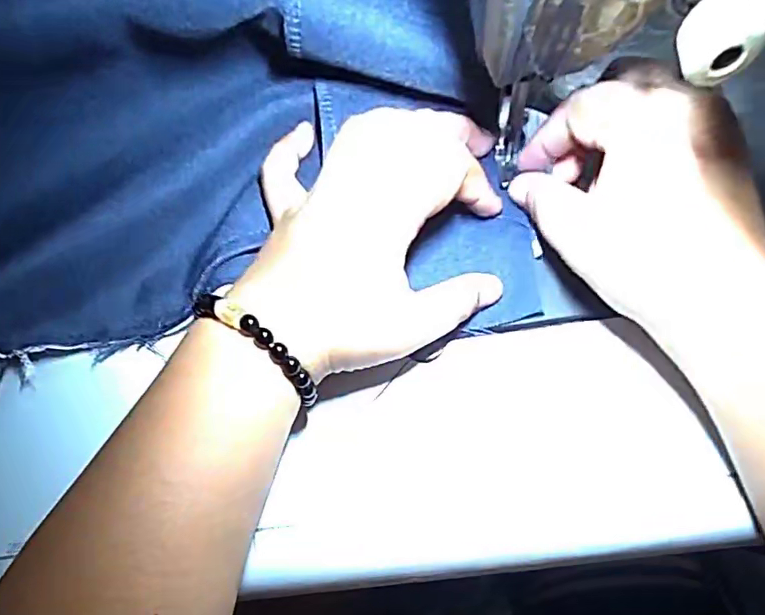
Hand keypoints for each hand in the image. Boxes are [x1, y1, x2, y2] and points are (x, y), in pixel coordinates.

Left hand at [223, 109, 507, 379]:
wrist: (272, 339)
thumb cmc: (344, 331)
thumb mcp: (411, 326)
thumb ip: (455, 302)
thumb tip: (491, 287)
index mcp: (389, 210)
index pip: (441, 167)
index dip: (473, 181)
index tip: (486, 210)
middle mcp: (354, 187)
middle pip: (405, 135)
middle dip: (446, 134)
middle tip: (473, 146)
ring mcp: (316, 194)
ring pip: (356, 135)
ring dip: (393, 125)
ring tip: (422, 132)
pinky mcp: (287, 212)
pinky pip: (284, 168)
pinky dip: (293, 148)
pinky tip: (303, 135)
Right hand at [506, 62, 764, 343]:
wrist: (718, 298)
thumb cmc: (654, 268)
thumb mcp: (575, 233)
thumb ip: (543, 198)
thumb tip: (528, 186)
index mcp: (642, 113)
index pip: (579, 105)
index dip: (546, 141)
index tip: (531, 170)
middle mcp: (683, 102)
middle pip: (619, 89)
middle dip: (584, 127)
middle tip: (565, 174)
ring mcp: (712, 122)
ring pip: (651, 104)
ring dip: (617, 133)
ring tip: (599, 187)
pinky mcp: (729, 149)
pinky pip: (678, 127)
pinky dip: (650, 144)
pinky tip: (635, 190)